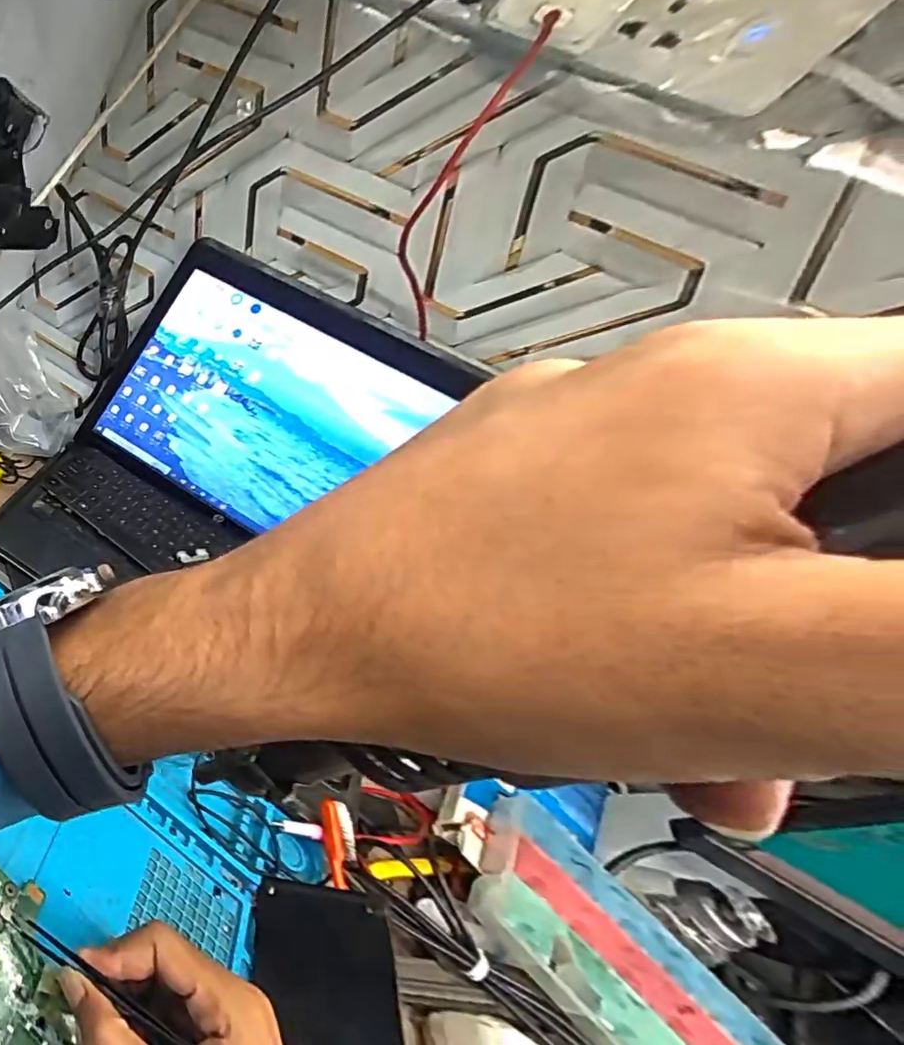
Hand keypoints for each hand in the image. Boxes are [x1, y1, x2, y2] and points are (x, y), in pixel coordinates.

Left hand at [53, 319, 903, 834]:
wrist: (287, 644)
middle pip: (852, 487)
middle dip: (870, 610)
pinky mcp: (483, 497)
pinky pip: (620, 550)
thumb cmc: (481, 640)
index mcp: (735, 384)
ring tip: (729, 746)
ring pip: (731, 534)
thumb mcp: (799, 660)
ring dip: (761, 647)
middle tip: (840, 710)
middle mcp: (627, 392)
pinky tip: (644, 722)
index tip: (890, 627)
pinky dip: (658, 633)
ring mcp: (538, 445)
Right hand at [61, 922, 279, 1044]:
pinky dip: (150, 1013)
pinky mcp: (230, 1031)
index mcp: (233, 1002)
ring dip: (131, 995)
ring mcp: (238, 1014)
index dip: (115, 954)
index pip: (160, 944)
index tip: (78, 973)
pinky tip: (131, 1033)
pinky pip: (180, 1004)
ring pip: (168, 980)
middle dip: (121, 977)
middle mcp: (240, 996)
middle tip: (86, 997)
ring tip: (106, 1019)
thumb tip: (71, 979)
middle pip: (164, 959)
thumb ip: (106, 1025)